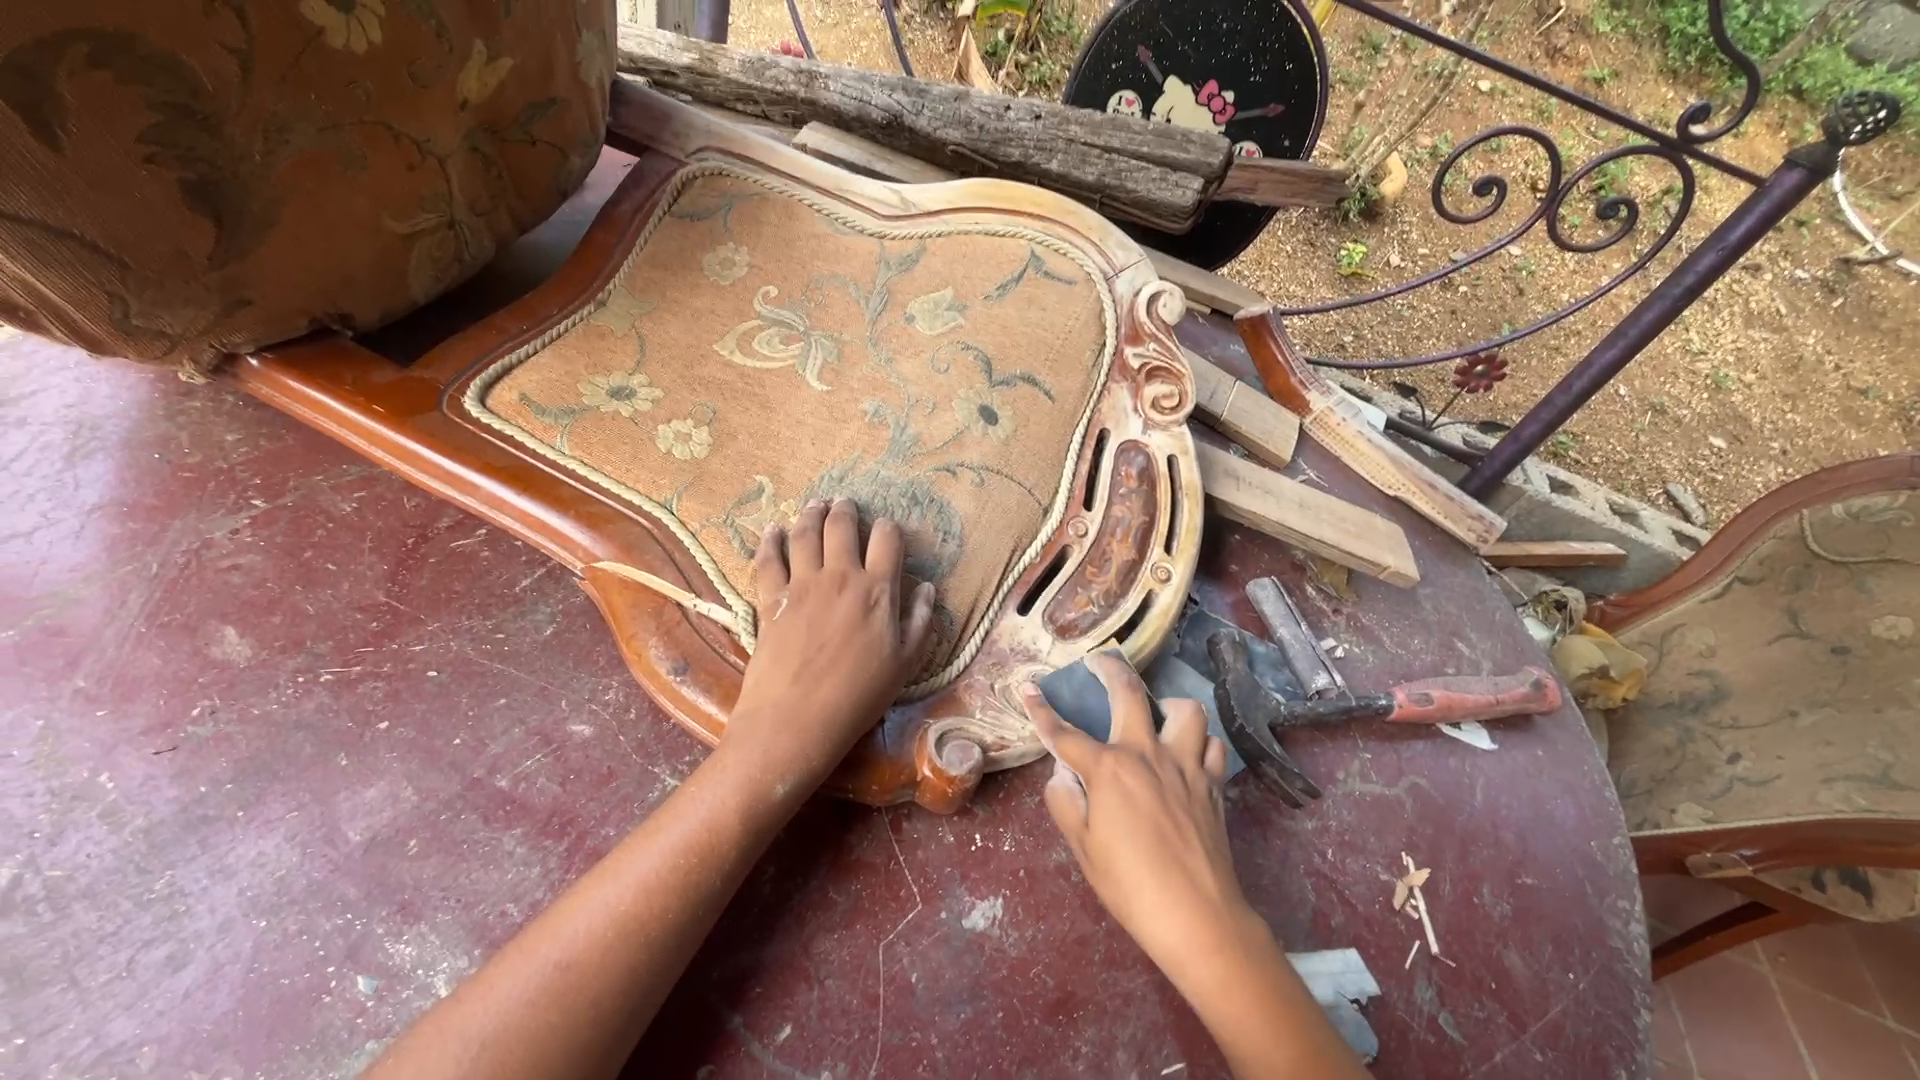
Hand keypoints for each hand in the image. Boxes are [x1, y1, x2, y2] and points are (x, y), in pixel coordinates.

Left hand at [726, 498, 936, 788]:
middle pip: (842, 527)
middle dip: (845, 510)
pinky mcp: (770, 599)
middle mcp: (840, 577)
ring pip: (804, 534)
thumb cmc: (859, 696)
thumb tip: (926, 589)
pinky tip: (773, 529)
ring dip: (810, 514)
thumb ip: (920, 622)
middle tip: (844, 503)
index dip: (888, 528)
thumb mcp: (906, 664)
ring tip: (814, 505)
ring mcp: (801, 585)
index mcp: (878, 590)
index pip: (887, 540)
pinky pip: (768, 559)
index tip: (886, 529)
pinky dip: (770, 539)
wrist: (797, 719)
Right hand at [1019, 652, 1264, 977]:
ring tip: (1157, 716)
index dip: (1041, 710)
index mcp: (1108, 769)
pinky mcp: (1213, 782)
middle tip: (1098, 661)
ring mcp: (1185, 764)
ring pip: (1185, 709)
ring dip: (1168, 705)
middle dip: (1108, 669)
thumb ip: (1065, 802)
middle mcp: (1146, 753)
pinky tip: (1187, 754)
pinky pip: (1211, 745)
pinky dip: (1198, 742)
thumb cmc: (1129, 884)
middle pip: (1128, 693)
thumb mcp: (1082, 847)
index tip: (1028, 689)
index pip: (1064, 733)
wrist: (1196, 914)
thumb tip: (1063, 773)